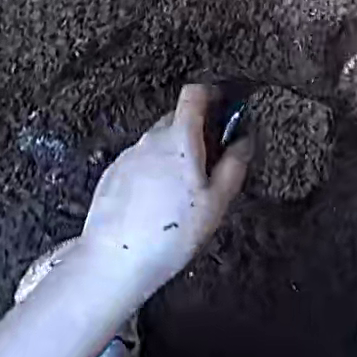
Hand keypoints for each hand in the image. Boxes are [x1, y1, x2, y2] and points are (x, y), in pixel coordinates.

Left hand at [79, 84, 251, 296]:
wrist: (112, 263)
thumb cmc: (170, 234)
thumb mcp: (216, 203)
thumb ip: (234, 165)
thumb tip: (245, 139)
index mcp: (179, 138)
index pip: (194, 93)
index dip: (210, 93)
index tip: (222, 107)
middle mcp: (151, 138)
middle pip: (177, 118)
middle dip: (195, 131)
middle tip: (208, 162)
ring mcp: (129, 154)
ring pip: (158, 141)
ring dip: (173, 153)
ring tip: (180, 192)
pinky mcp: (113, 173)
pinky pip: (140, 160)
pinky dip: (152, 170)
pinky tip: (155, 203)